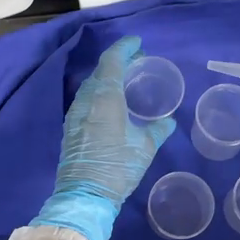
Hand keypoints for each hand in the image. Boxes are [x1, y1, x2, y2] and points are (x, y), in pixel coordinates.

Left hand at [31, 36, 176, 239]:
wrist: (84, 196)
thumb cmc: (117, 168)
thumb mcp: (144, 148)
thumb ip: (157, 130)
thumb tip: (167, 121)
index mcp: (104, 98)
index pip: (111, 61)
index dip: (124, 47)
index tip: (137, 43)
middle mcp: (86, 100)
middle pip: (100, 71)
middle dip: (117, 61)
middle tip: (136, 62)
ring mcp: (75, 114)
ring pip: (91, 85)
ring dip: (107, 77)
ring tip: (125, 80)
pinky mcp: (71, 127)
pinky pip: (86, 99)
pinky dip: (99, 92)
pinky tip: (111, 102)